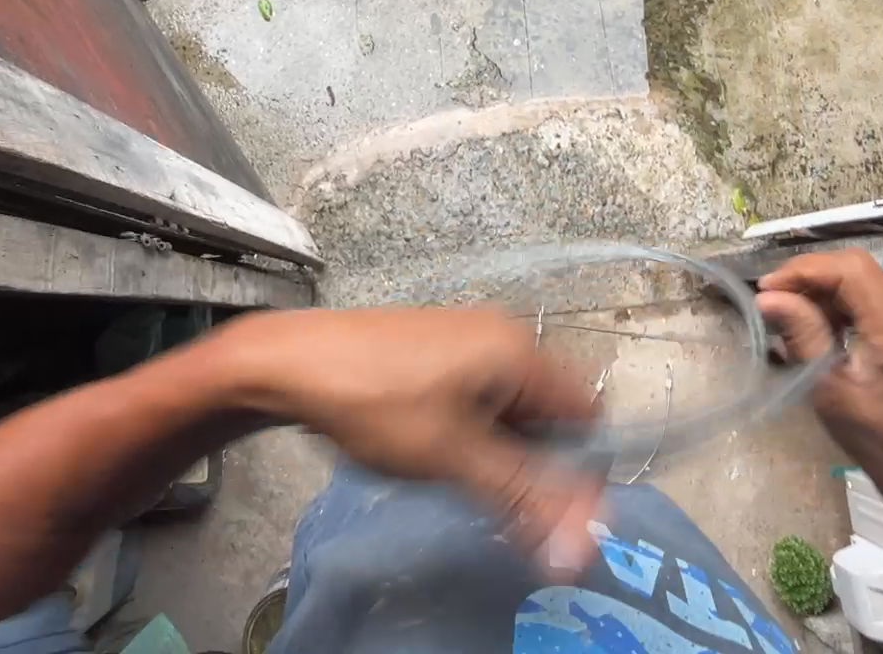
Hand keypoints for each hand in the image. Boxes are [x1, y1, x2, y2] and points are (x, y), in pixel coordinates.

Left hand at [213, 307, 602, 573]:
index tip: (546, 507)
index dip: (579, 466)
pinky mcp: (439, 346)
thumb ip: (523, 498)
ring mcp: (468, 336)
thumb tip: (582, 549)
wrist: (295, 360)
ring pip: (511, 406)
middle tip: (486, 485)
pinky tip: (431, 441)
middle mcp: (501, 333)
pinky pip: (480, 393)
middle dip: (529, 456)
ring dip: (497, 445)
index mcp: (518, 349)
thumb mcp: (453, 457)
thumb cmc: (377, 403)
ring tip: (451, 463)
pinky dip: (471, 426)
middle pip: (549, 410)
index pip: (588, 413)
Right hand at [757, 250, 882, 508]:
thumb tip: (766, 296)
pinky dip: (855, 306)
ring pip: (871, 284)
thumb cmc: (880, 441)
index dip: (805, 269)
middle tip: (780, 306)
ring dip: (832, 296)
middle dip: (812, 282)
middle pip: (859, 273)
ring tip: (806, 322)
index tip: (770, 288)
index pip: (852, 271)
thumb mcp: (828, 391)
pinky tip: (840, 330)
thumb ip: (802, 335)